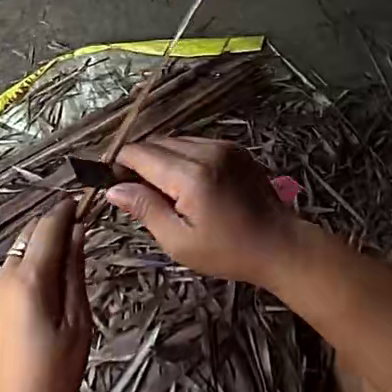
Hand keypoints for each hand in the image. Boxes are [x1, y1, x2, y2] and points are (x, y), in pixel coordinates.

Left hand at [0, 200, 92, 391]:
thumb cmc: (54, 375)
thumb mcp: (78, 322)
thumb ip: (75, 273)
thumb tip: (78, 233)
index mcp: (30, 279)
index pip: (48, 227)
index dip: (66, 210)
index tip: (84, 203)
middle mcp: (4, 278)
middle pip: (29, 233)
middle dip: (53, 224)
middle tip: (80, 227)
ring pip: (17, 251)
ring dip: (40, 243)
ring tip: (67, 254)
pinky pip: (9, 271)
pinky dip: (28, 263)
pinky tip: (46, 281)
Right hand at [108, 137, 304, 287]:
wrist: (279, 244)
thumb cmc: (228, 251)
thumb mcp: (179, 241)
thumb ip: (145, 209)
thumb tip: (112, 189)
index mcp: (191, 175)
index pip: (141, 153)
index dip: (120, 163)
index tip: (111, 180)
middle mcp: (206, 150)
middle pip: (157, 143)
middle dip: (140, 162)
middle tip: (135, 191)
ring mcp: (223, 146)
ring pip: (176, 141)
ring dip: (161, 159)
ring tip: (162, 190)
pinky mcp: (234, 148)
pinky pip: (196, 143)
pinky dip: (182, 157)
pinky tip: (186, 183)